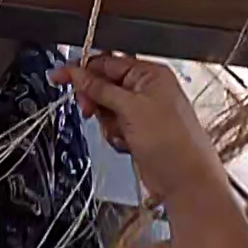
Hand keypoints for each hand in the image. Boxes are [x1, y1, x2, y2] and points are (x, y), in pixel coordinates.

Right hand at [52, 55, 228, 206]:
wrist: (187, 184)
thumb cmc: (173, 143)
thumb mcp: (131, 108)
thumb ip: (101, 88)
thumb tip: (78, 73)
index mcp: (150, 74)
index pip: (108, 63)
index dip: (83, 70)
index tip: (60, 75)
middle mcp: (146, 89)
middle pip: (103, 84)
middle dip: (95, 99)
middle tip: (88, 109)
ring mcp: (142, 111)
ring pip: (105, 107)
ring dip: (107, 121)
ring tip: (121, 132)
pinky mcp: (138, 131)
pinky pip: (112, 125)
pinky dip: (114, 134)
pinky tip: (127, 143)